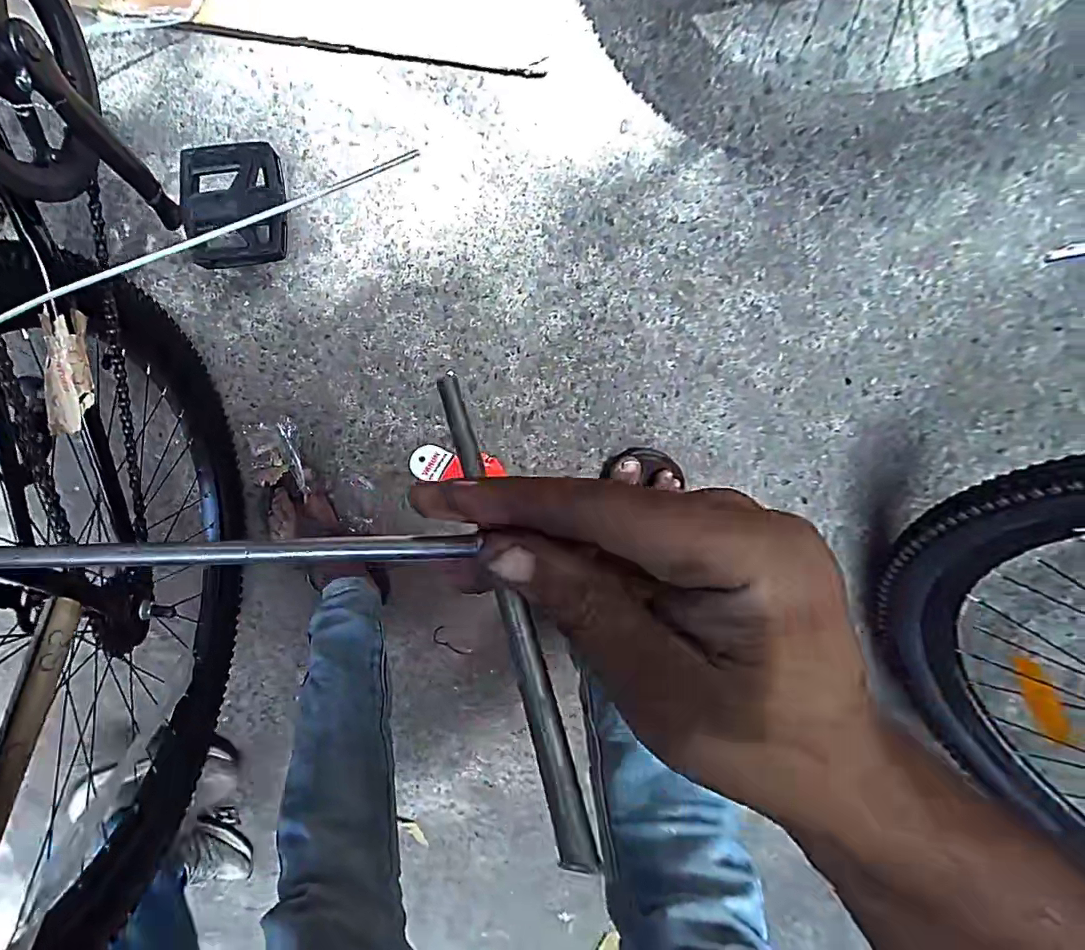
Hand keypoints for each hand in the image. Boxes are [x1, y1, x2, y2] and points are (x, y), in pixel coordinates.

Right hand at [410, 477, 879, 819]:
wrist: (830, 770)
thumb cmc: (752, 742)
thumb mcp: (654, 683)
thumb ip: (580, 606)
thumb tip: (499, 549)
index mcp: (751, 552)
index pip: (606, 511)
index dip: (514, 501)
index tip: (441, 497)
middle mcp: (742, 520)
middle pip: (596, 507)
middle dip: (510, 516)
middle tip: (436, 517)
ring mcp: (724, 526)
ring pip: (596, 518)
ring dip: (527, 536)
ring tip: (467, 558)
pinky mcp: (702, 540)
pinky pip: (612, 535)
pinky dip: (560, 551)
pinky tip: (517, 565)